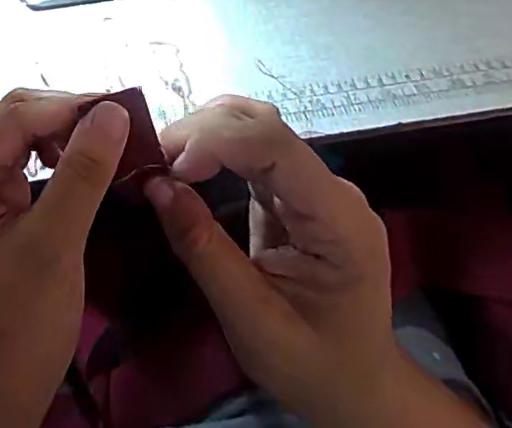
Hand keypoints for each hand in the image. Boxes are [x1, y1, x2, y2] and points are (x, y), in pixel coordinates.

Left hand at [0, 89, 130, 427]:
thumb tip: (112, 111)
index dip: (67, 107)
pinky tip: (89, 156)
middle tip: (122, 119)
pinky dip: (60, 152)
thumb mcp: (53, 246)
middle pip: (14, 118)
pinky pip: (27, 156)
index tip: (121, 105)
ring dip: (67, 130)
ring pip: (23, 131)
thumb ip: (82, 174)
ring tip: (112, 135)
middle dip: (67, 115)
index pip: (11, 120)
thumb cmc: (16, 326)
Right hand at [145, 96, 484, 427]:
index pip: (275, 146)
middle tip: (153, 160)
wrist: (358, 389)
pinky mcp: (289, 185)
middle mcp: (330, 188)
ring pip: (251, 123)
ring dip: (201, 130)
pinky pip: (246, 144)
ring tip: (165, 159)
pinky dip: (208, 142)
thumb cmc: (313, 366)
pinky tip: (184, 161)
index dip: (216, 141)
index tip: (170, 168)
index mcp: (339, 220)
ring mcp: (311, 182)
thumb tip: (155, 184)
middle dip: (200, 131)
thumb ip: (203, 250)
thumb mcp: (252, 322)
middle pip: (261, 124)